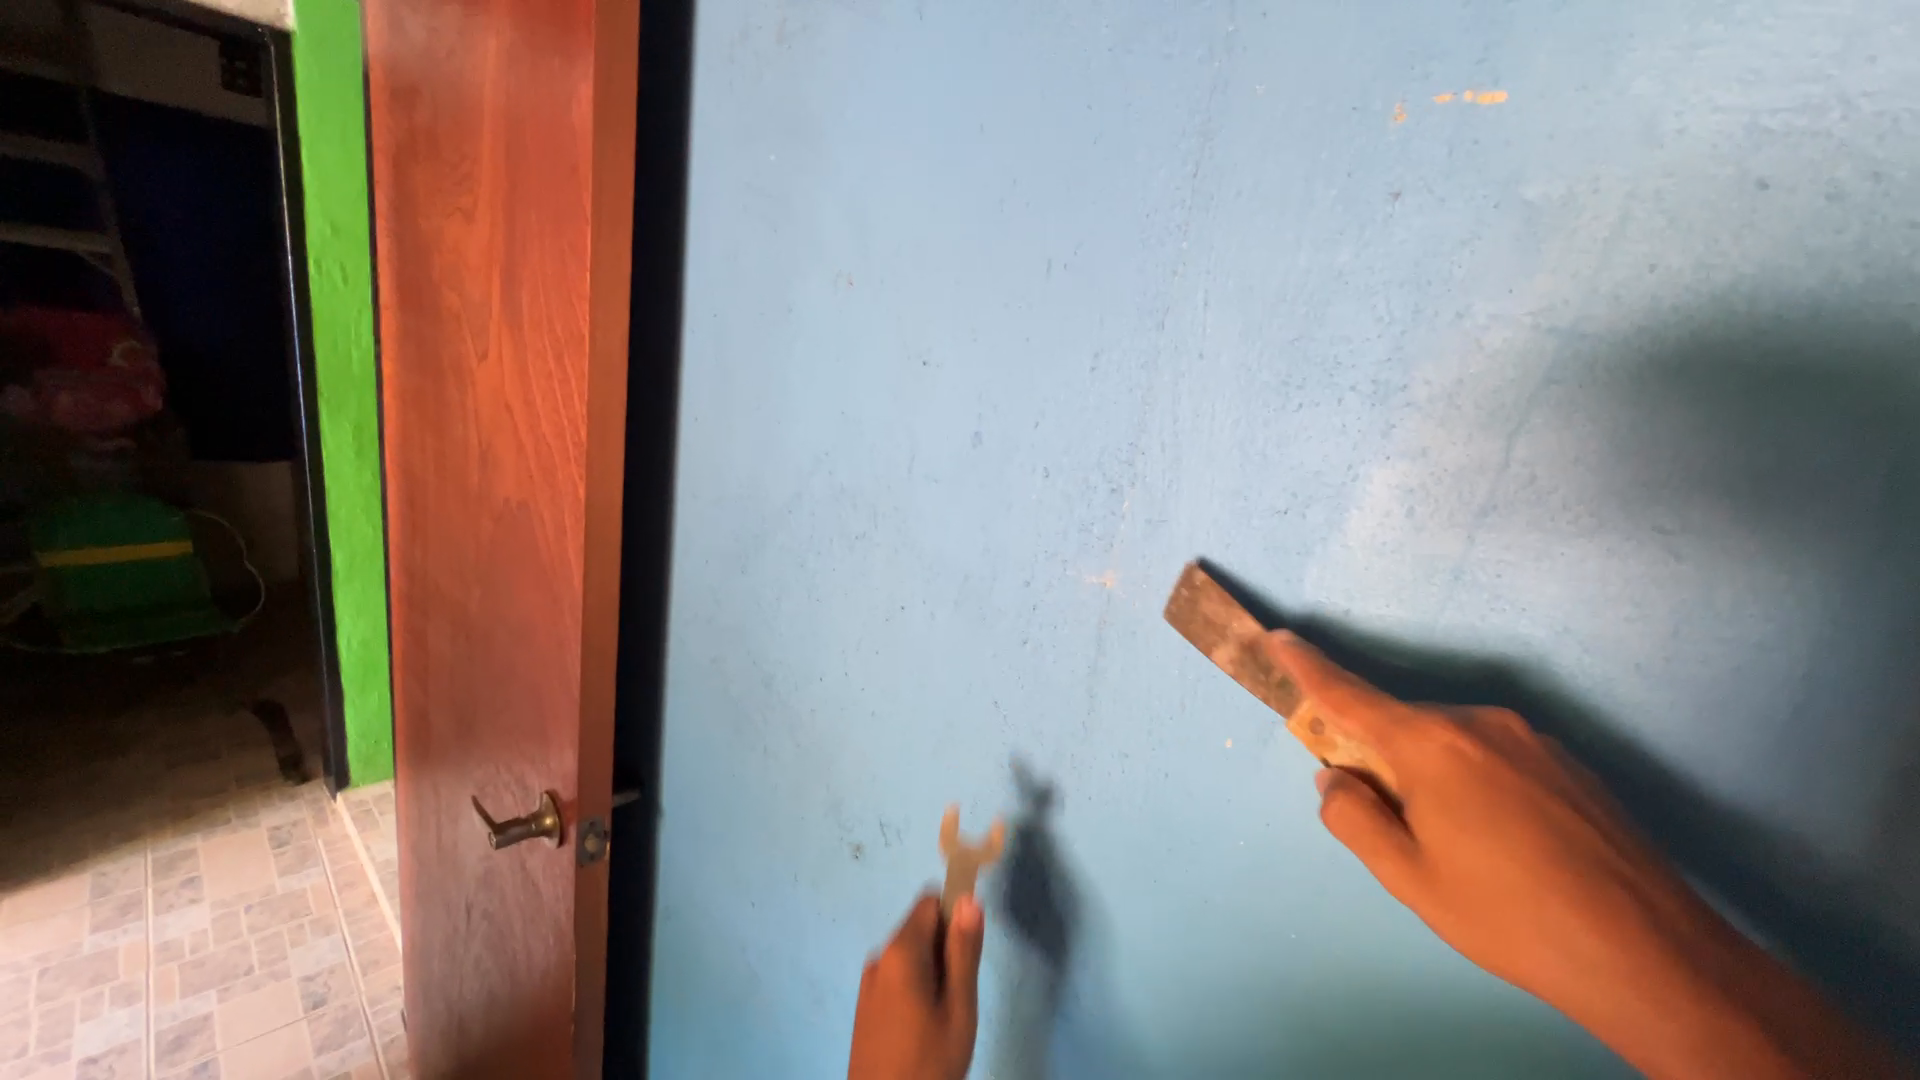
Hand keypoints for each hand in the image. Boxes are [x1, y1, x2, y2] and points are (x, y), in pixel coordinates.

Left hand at [848, 893, 984, 1079]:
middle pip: (920, 928)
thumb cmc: (929, 1062)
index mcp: (901, 951)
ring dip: (932, 972)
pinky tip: (924, 1027)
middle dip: (945, 950)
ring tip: (943, 1016)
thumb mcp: (959, 1008)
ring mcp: (869, 981)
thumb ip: (963, 951)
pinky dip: (915, 988)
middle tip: (959, 994)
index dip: (955, 916)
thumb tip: (968, 899)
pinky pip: (897, 977)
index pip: (930, 901)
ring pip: (911, 955)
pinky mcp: (865, 1004)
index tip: (969, 951)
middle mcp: (879, 957)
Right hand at [1267, 630, 1909, 1079]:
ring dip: (1432, 775)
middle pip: (1401, 724)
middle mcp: (1480, 723)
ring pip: (1451, 742)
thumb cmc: (1510, 916)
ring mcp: (1532, 739)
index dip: (1308, 667)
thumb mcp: (1408, 877)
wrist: (1657, 958)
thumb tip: (1336, 779)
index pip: (1349, 694)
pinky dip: (1476, 783)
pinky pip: (1495, 756)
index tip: (1280, 639)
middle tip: (1395, 823)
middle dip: (1380, 758)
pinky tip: (1507, 845)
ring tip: (1464, 847)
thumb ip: (1352, 818)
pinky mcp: (1570, 763)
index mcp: (1430, 744)